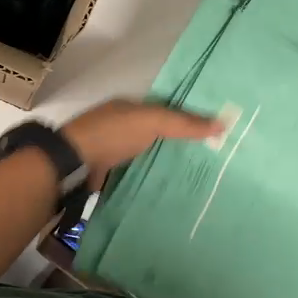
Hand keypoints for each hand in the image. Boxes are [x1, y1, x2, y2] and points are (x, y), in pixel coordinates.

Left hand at [60, 100, 222, 189]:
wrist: (74, 161)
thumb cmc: (113, 133)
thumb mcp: (152, 122)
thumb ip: (183, 123)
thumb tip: (223, 123)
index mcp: (130, 108)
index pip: (165, 110)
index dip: (188, 120)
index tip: (213, 134)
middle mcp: (121, 126)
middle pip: (156, 134)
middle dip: (178, 144)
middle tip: (210, 159)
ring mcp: (112, 149)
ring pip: (146, 154)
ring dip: (164, 163)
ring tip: (195, 177)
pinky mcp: (108, 172)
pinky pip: (134, 173)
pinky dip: (149, 178)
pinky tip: (168, 188)